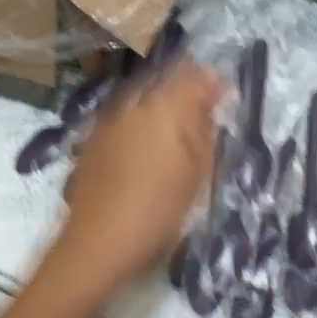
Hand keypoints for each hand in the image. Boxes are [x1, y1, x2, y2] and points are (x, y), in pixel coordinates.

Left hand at [42, 61, 223, 301]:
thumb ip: (206, 128)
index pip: (194, 74)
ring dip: (160, 109)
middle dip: (186, 94)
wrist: (97, 243)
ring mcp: (108, 119)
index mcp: (165, 106)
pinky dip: (138, 126)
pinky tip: (143, 155)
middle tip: (202, 122)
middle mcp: (134, 102)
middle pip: (165, 81)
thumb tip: (214, 97)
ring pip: (142, 98)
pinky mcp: (92, 139)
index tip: (225, 102)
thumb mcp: (197, 172)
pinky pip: (123, 119)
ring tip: (174, 140)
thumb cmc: (159, 210)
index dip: (212, 83)